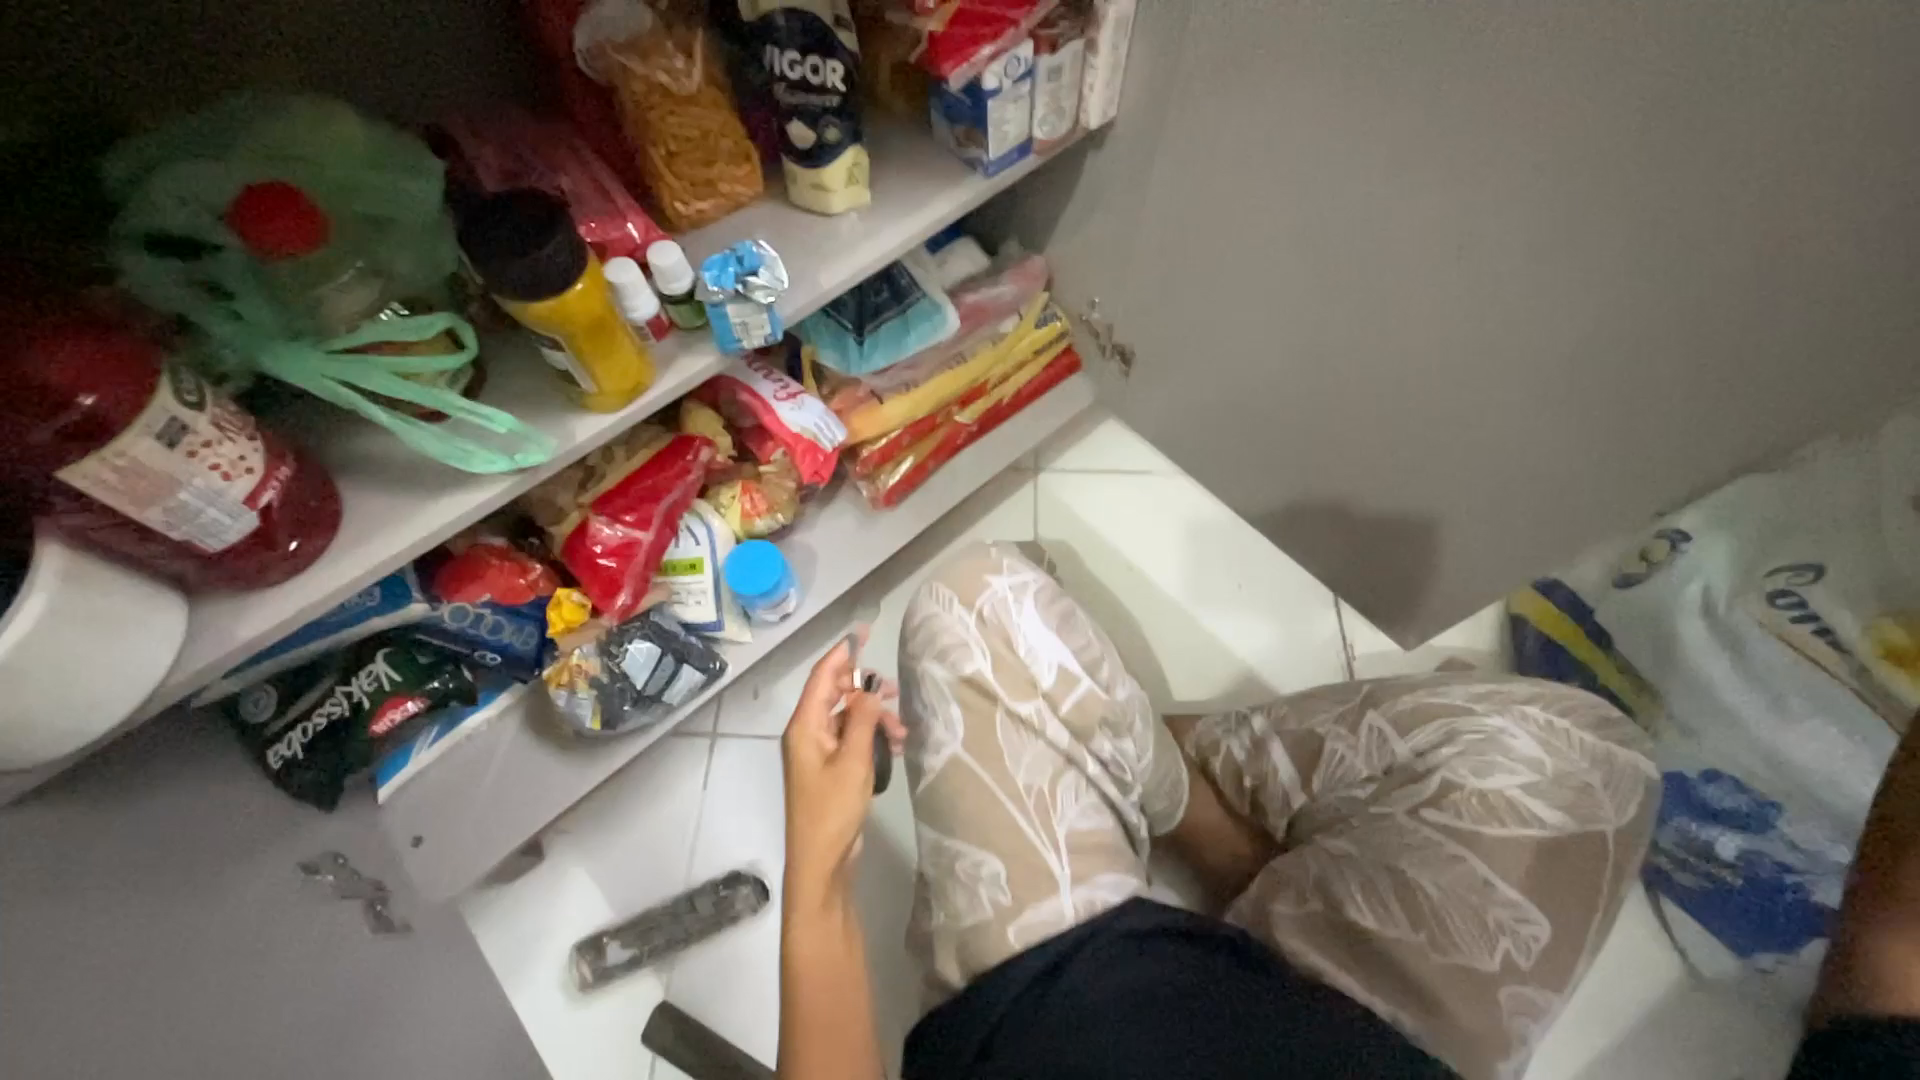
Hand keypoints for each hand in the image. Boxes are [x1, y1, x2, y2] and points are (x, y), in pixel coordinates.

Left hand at [782, 628, 904, 909]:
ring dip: (875, 719)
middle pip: (836, 694)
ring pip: (848, 718)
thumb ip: (862, 718)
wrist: (821, 863)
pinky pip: (852, 740)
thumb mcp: (853, 760)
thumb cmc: (832, 810)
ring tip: (902, 734)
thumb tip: (869, 686)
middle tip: (896, 692)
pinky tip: (895, 748)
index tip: (866, 631)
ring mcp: (818, 753)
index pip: (823, 675)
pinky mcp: (830, 770)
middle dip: (866, 689)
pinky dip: (872, 738)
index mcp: (804, 726)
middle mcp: (807, 733)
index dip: (844, 652)